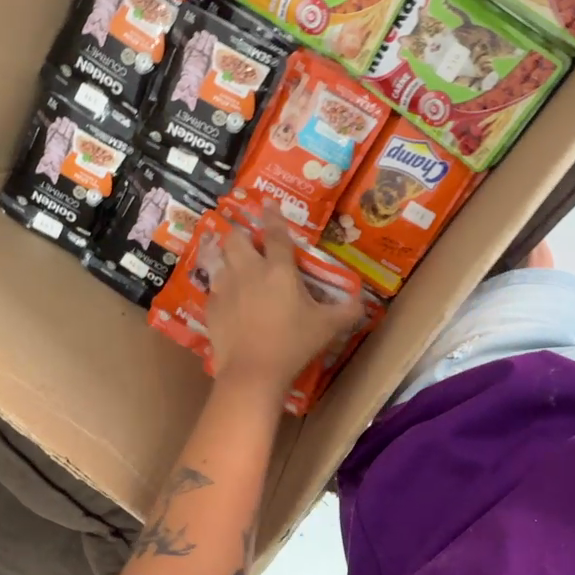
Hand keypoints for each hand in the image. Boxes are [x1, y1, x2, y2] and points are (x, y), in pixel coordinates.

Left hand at [205, 210, 363, 395]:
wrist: (252, 372)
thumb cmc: (293, 344)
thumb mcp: (327, 328)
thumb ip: (347, 312)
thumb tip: (364, 303)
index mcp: (278, 269)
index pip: (276, 233)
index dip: (273, 215)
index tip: (267, 201)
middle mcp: (248, 271)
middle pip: (236, 238)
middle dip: (241, 233)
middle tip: (247, 238)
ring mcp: (225, 288)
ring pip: (216, 257)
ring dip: (220, 251)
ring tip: (223, 252)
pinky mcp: (211, 308)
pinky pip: (210, 287)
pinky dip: (215, 284)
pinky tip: (220, 291)